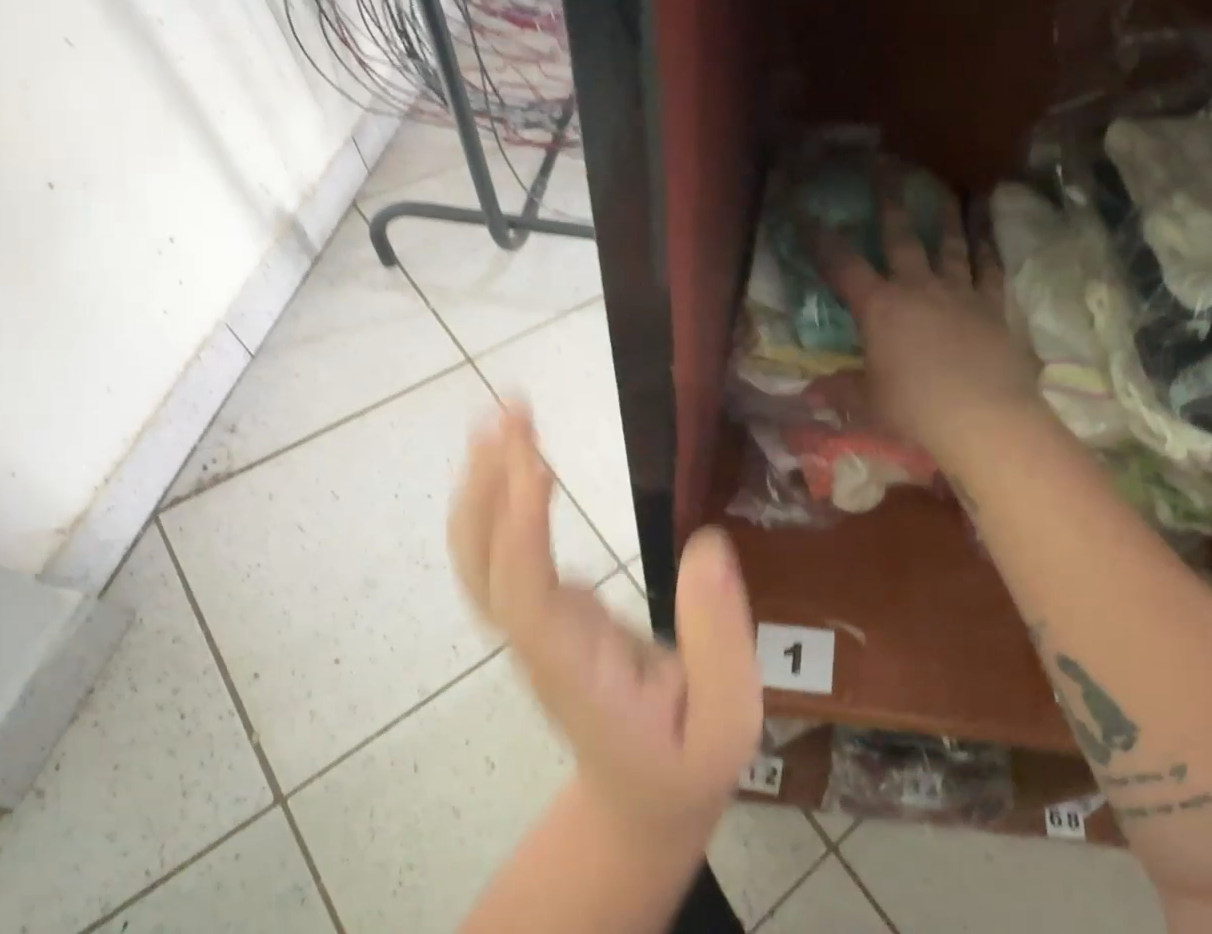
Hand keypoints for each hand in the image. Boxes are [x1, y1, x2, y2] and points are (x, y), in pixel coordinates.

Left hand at [448, 408, 762, 837]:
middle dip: (488, 485)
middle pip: (484, 568)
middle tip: (511, 409)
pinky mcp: (547, 619)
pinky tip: (519, 459)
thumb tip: (708, 544)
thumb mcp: (730, 717)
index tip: (535, 462)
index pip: (527, 598)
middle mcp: (540, 644)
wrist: (641, 803)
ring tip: (506, 417)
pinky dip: (500, 501)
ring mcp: (536, 631)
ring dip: (484, 486)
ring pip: (481, 560)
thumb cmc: (689, 763)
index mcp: (576, 672)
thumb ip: (719, 638)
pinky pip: (504, 556)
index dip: (521, 531)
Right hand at [818, 189, 1043, 462]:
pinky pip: (989, 271)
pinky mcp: (992, 307)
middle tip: (886, 169)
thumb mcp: (870, 404)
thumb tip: (812, 393)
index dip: (822, 240)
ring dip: (947, 218)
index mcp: (879, 308)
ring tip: (947, 194)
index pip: (843, 266)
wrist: (982, 416)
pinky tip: (986, 235)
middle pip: (901, 238)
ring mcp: (959, 294)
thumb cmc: (916, 410)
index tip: (807, 213)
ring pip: (951, 246)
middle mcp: (918, 289)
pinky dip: (987, 250)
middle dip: (889, 203)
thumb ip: (842, 391)